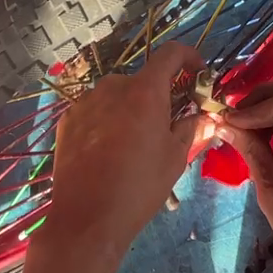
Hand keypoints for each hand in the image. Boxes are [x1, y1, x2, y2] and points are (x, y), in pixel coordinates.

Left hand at [12, 42, 212, 272]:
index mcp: (145, 90)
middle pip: (142, 80)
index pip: (170, 53)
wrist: (86, 220)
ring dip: (129, 109)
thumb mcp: (175, 158)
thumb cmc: (139, 187)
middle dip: (156, 96)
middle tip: (162, 126)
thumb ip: (192, 128)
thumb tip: (205, 116)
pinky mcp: (67, 119)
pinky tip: (105, 151)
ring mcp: (86, 101)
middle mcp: (113, 85)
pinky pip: (95, 110)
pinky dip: (105, 120)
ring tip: (130, 144)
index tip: (197, 73)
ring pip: (117, 95)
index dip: (188, 56)